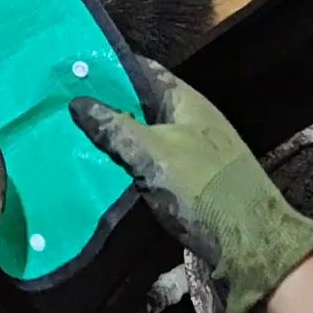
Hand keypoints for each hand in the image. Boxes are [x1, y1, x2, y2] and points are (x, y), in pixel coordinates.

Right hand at [70, 59, 312, 312]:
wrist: (251, 245)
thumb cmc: (201, 188)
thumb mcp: (150, 155)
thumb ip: (112, 127)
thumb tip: (76, 102)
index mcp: (185, 99)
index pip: (140, 68)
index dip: (107, 67)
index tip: (70, 69)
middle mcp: (188, 116)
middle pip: (139, 98)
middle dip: (104, 99)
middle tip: (62, 100)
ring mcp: (190, 145)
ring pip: (142, 127)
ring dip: (113, 128)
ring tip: (72, 128)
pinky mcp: (187, 173)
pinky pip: (148, 153)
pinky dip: (125, 152)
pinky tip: (99, 159)